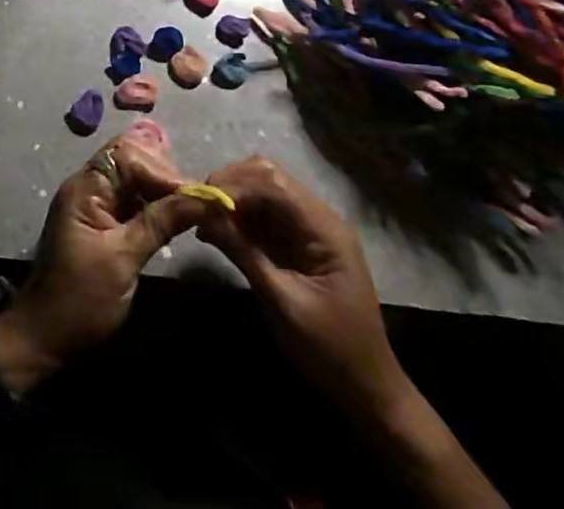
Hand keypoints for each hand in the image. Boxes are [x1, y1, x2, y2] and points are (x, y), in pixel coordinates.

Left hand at [0, 126, 215, 393]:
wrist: (45, 336)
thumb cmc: (80, 299)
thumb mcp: (123, 259)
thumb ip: (161, 222)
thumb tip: (205, 196)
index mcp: (85, 188)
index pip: (127, 155)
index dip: (161, 170)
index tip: (191, 197)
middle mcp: (90, 188)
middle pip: (133, 161)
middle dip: (165, 177)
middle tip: (195, 204)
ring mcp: (96, 205)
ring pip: (137, 181)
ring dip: (164, 192)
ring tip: (192, 212)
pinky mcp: (105, 223)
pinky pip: (135, 201)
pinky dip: (157, 207)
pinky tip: (178, 220)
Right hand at [199, 157, 411, 413]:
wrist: (365, 387)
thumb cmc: (329, 348)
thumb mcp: (282, 302)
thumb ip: (245, 254)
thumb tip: (205, 217)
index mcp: (325, 229)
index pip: (274, 184)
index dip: (233, 186)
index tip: (199, 203)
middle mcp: (318, 218)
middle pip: (268, 177)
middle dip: (230, 184)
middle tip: (197, 208)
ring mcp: (308, 229)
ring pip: (262, 191)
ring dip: (231, 198)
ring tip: (200, 218)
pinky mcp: (296, 242)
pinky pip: (263, 215)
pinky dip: (237, 217)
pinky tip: (213, 231)